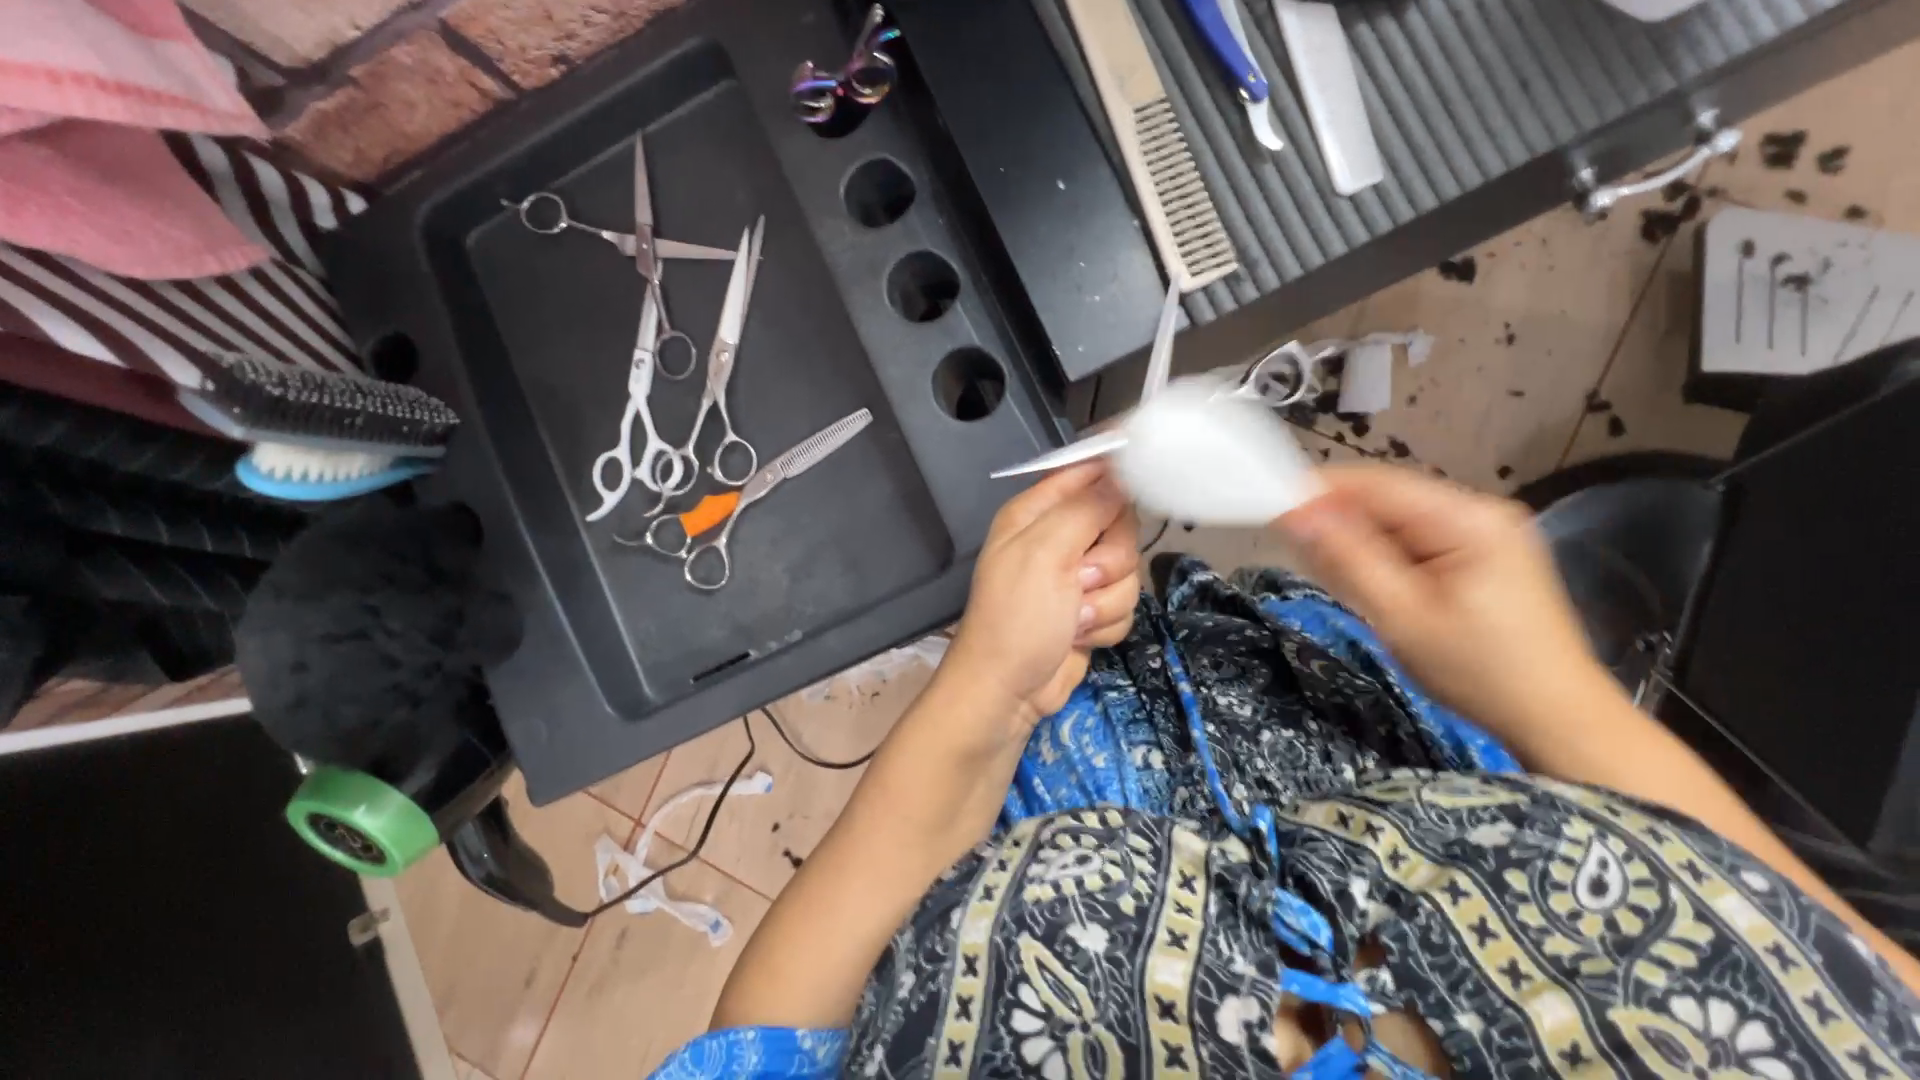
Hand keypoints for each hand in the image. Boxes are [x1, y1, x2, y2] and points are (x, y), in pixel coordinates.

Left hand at [948, 463, 1139, 732]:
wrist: (1008, 691)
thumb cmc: (1017, 616)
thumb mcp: (1046, 552)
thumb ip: (1086, 508)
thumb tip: (1121, 472)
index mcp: (1036, 513)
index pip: (1086, 473)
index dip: (1115, 475)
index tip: (1145, 477)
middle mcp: (1057, 538)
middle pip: (1119, 524)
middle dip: (1111, 559)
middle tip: (1082, 579)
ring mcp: (1075, 577)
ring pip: (1128, 569)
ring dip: (1107, 599)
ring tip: (1074, 616)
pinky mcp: (1091, 610)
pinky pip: (1124, 602)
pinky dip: (1106, 623)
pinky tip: (1079, 635)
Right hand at [1277, 464, 1610, 741]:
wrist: (1558, 719)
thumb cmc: (1479, 672)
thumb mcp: (1401, 617)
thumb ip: (1347, 559)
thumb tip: (1297, 513)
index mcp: (1467, 519)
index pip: (1376, 484)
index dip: (1319, 491)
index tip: (1273, 510)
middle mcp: (1480, 512)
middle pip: (1388, 499)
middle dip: (1339, 520)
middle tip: (1298, 553)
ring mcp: (1486, 533)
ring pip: (1399, 521)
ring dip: (1359, 541)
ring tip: (1332, 574)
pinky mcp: (1484, 555)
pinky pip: (1417, 540)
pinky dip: (1384, 555)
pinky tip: (1370, 582)